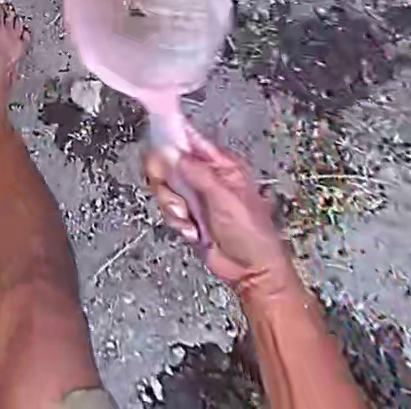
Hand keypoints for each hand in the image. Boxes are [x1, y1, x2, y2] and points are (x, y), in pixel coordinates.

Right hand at [144, 130, 295, 297]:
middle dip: (166, 179)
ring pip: (163, 185)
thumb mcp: (224, 197)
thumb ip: (195, 172)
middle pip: (166, 160)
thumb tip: (169, 150)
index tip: (157, 148)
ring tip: (189, 218)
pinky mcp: (185, 213)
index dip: (169, 138)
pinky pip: (166, 206)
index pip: (187, 138)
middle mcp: (203, 174)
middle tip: (176, 193)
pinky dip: (176, 220)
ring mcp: (193, 193)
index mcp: (218, 162)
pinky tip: (193, 230)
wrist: (252, 272)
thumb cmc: (252, 233)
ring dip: (172, 205)